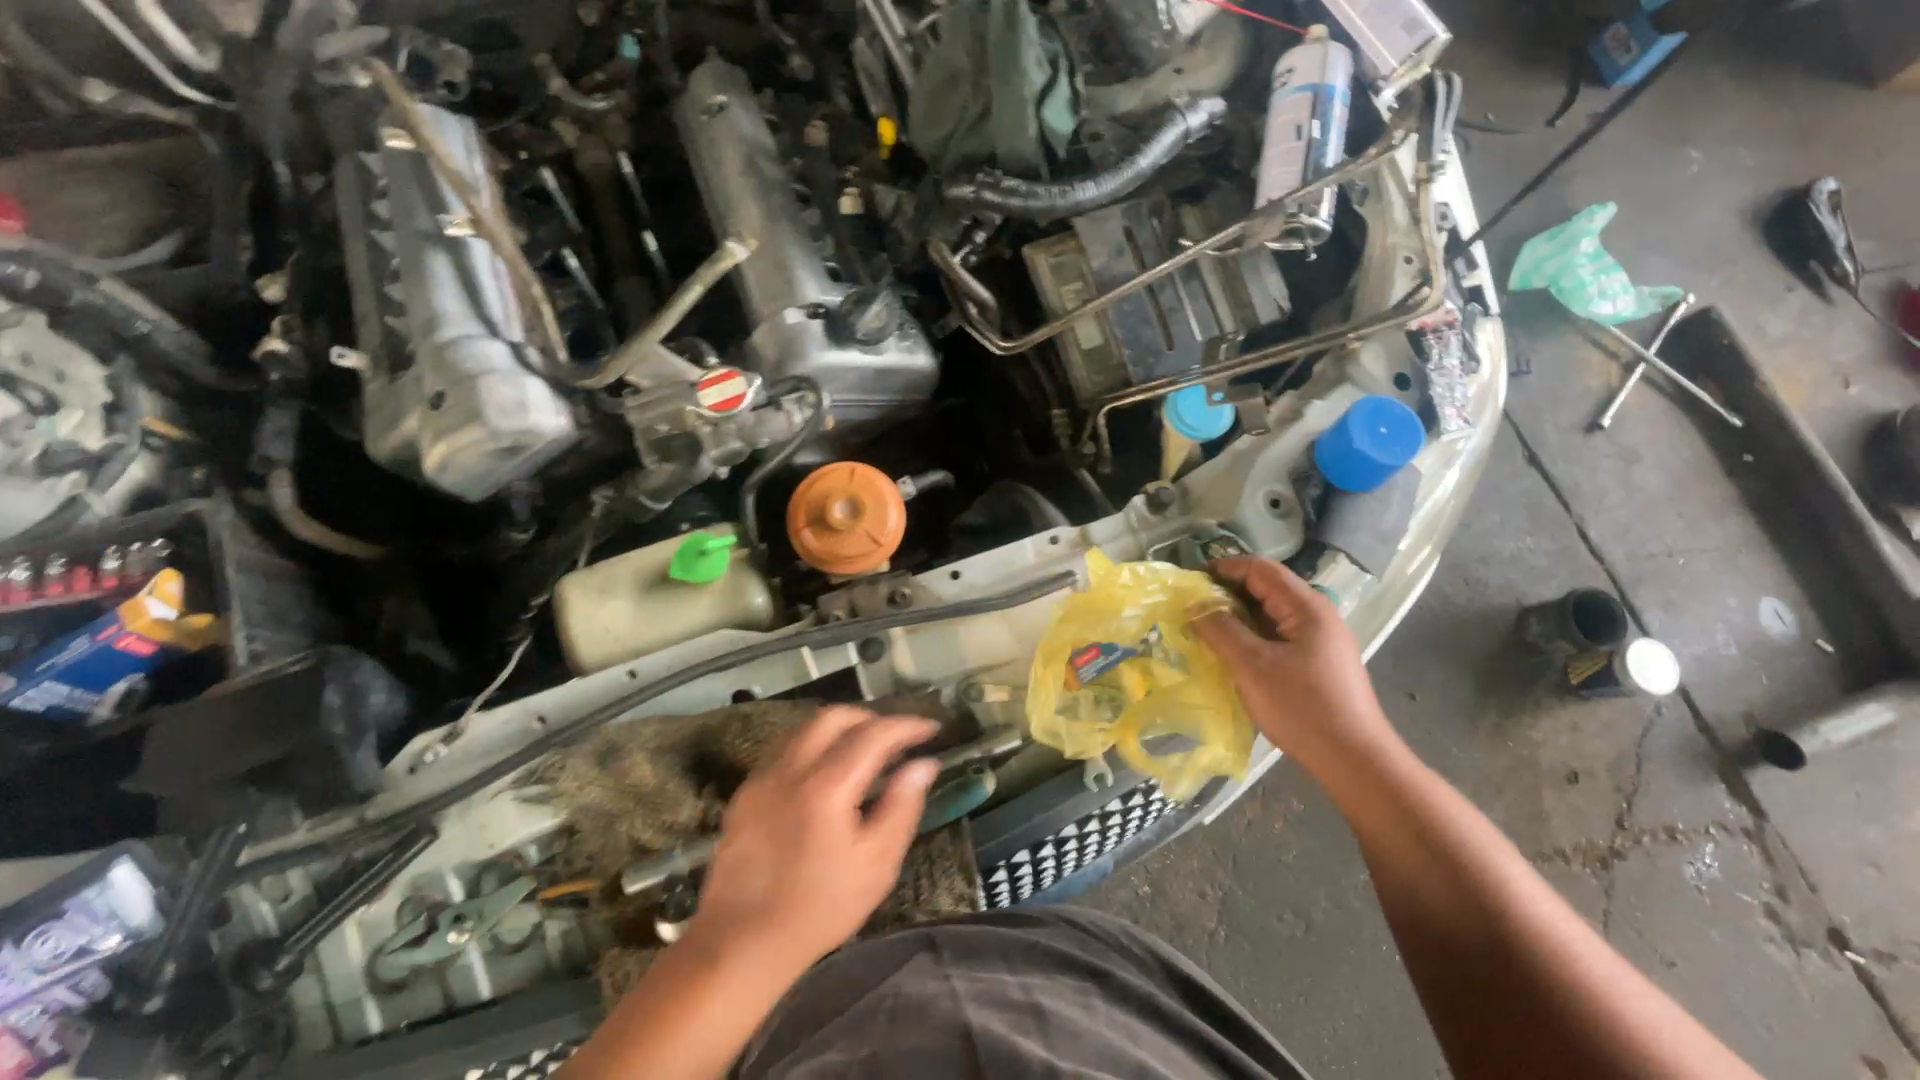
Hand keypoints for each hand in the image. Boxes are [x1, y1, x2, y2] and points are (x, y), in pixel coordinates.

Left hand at [687, 706, 939, 974]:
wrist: (742, 942)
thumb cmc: (820, 908)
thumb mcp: (876, 864)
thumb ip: (902, 807)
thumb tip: (924, 765)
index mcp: (826, 785)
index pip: (873, 734)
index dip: (906, 726)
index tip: (932, 729)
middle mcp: (789, 769)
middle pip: (833, 717)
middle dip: (870, 719)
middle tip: (897, 740)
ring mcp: (761, 780)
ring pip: (803, 731)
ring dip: (839, 731)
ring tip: (865, 754)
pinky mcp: (744, 796)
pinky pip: (784, 753)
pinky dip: (813, 750)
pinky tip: (825, 778)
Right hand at [1189, 557, 1401, 776]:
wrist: (1352, 758)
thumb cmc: (1302, 706)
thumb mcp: (1252, 665)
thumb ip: (1221, 629)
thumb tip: (1194, 604)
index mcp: (1307, 607)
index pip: (1260, 569)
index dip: (1223, 568)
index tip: (1190, 581)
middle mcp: (1318, 615)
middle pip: (1267, 589)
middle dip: (1228, 594)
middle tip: (1192, 609)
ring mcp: (1321, 641)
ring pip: (1272, 616)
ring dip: (1239, 619)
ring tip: (1205, 632)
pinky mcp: (1319, 664)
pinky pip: (1279, 638)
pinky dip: (1253, 639)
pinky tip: (1233, 656)